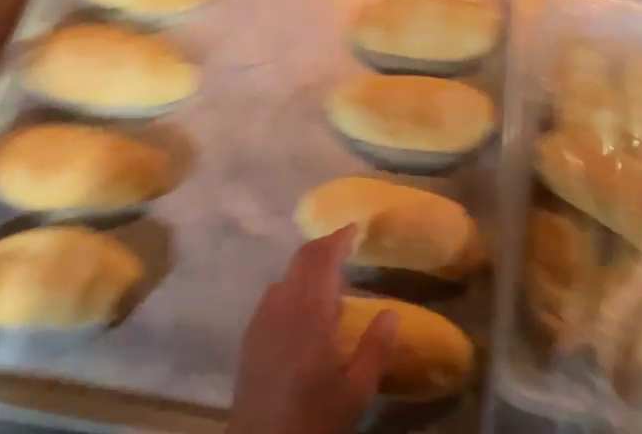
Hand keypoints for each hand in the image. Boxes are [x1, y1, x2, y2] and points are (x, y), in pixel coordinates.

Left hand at [229, 225, 396, 433]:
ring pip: (285, 277)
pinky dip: (291, 287)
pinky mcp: (250, 338)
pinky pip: (272, 297)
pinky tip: (304, 309)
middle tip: (345, 244)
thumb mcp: (356, 392)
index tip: (354, 227)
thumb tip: (391, 311)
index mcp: (309, 314)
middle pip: (300, 261)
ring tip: (330, 280)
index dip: (338, 238)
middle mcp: (281, 307)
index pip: (322, 260)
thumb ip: (375, 348)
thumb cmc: (314, 420)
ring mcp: (261, 321)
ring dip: (307, 268)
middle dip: (323, 246)